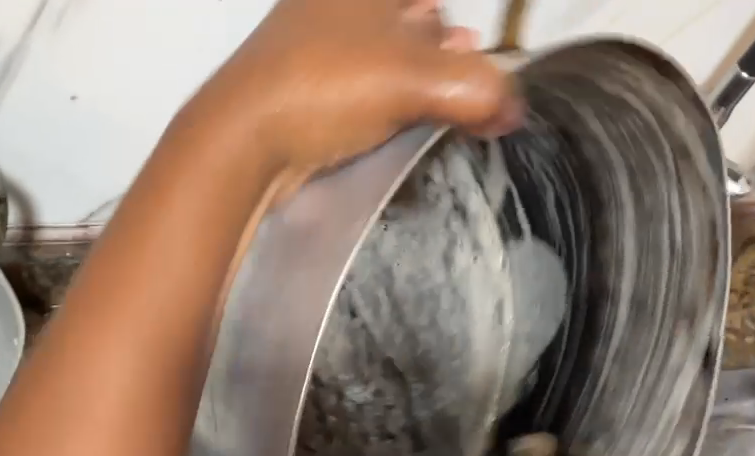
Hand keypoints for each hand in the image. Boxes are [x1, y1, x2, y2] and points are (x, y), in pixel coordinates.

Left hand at [191, 0, 522, 196]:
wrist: (241, 143)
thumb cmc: (322, 87)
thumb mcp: (413, 78)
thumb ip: (474, 88)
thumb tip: (513, 108)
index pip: (426, 0)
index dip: (458, 36)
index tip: (480, 58)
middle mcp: (334, 10)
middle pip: (406, 27)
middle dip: (441, 57)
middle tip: (466, 94)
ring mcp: (311, 55)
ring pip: (379, 66)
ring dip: (411, 92)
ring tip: (437, 118)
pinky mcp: (297, 101)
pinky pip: (353, 100)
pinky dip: (378, 115)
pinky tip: (391, 137)